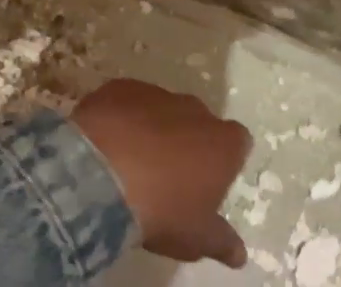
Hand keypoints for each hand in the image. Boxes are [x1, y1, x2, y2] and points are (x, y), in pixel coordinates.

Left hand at [71, 79, 251, 267]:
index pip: (237, 143)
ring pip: (161, 109)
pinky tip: (108, 142)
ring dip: (153, 128)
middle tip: (169, 175)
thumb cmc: (161, 209)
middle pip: (198, 122)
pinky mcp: (119, 86)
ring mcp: (155, 93)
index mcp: (223, 142)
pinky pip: (127, 101)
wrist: (101, 173)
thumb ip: (222, 242)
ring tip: (132, 161)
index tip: (208, 182)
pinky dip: (122, 117)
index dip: (224, 161)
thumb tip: (239, 254)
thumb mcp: (197, 238)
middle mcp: (194, 109)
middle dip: (187, 142)